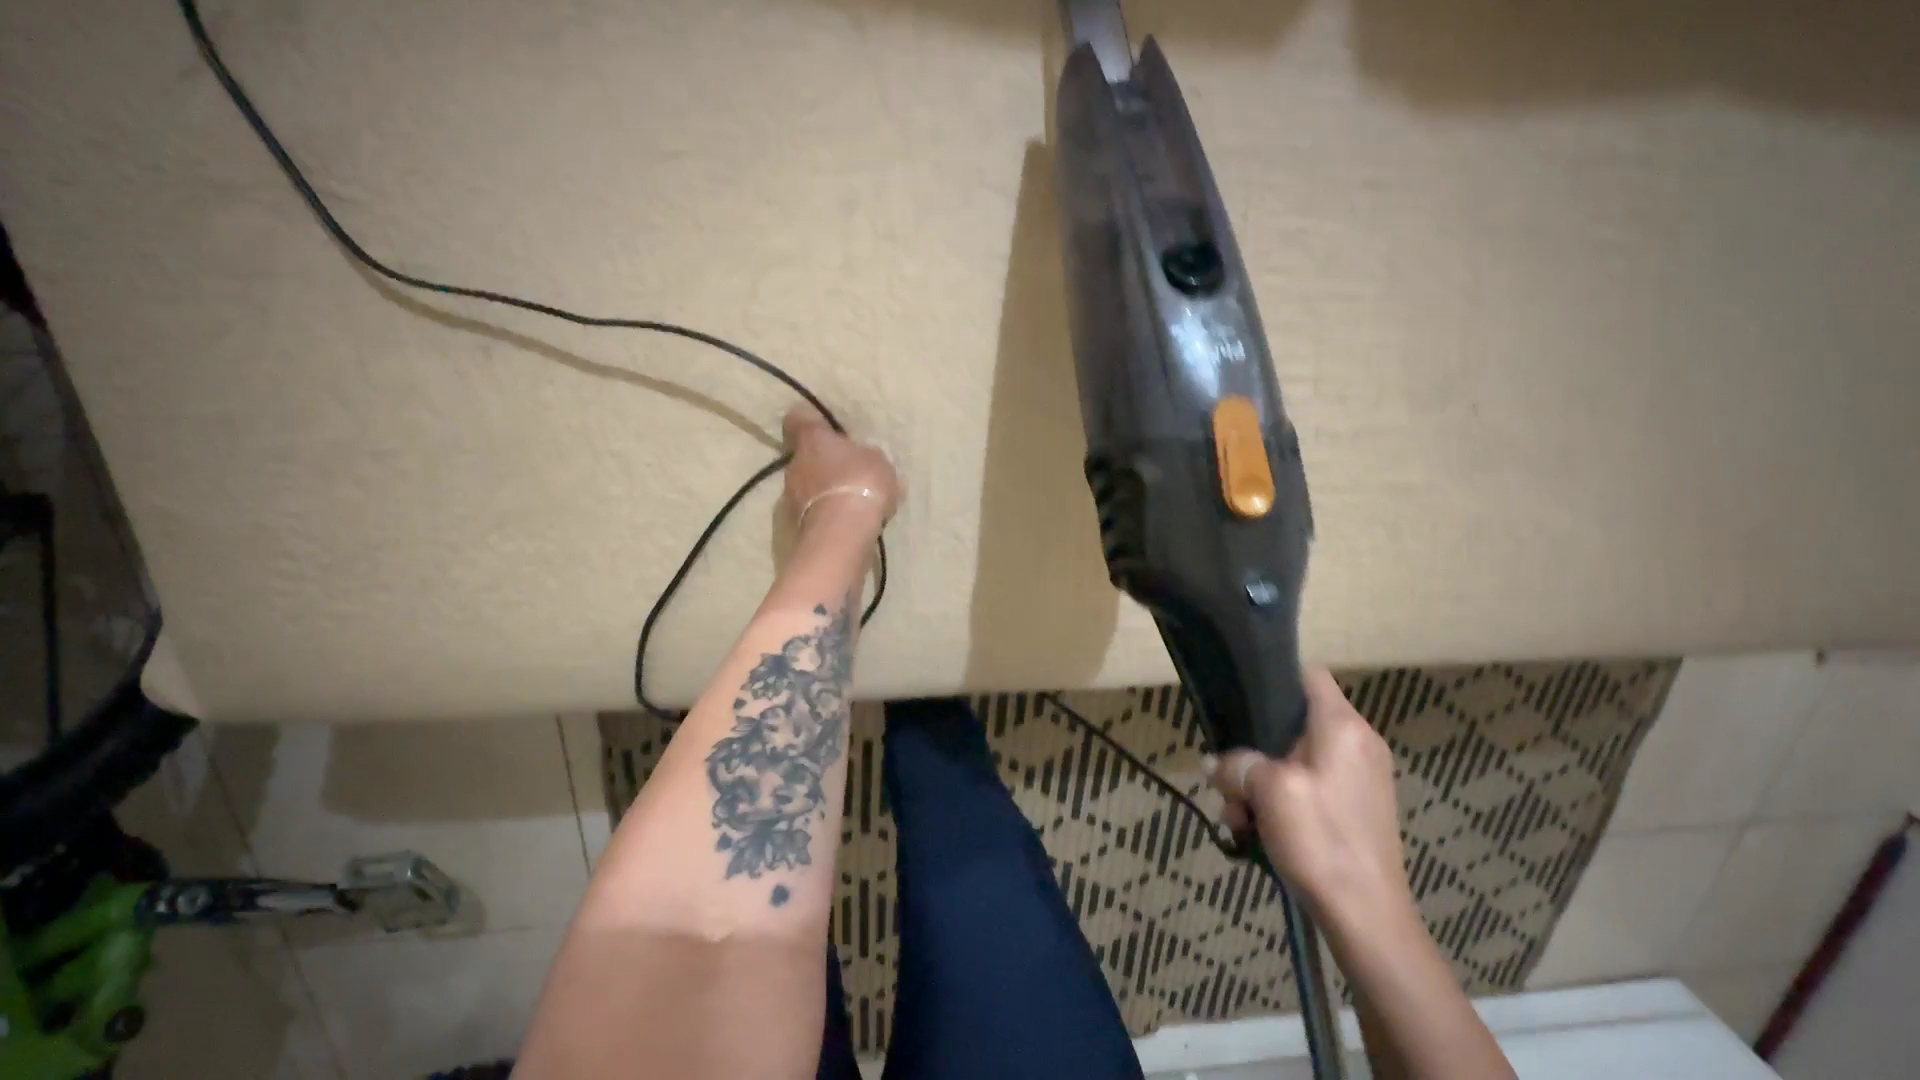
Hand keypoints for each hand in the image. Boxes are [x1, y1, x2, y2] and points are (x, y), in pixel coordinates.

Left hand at [781, 405, 901, 533]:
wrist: (842, 532)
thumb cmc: (861, 482)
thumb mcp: (878, 461)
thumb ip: (866, 455)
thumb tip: (863, 458)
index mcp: (812, 439)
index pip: (798, 418)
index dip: (809, 420)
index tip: (823, 426)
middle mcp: (794, 463)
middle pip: (805, 456)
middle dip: (824, 462)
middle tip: (848, 471)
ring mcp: (790, 495)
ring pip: (807, 485)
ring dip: (825, 490)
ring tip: (851, 501)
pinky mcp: (795, 523)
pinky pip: (813, 510)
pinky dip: (826, 513)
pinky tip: (847, 522)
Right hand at [1208, 669, 1413, 925]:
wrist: (1367, 915)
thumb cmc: (1322, 840)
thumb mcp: (1269, 792)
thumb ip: (1237, 765)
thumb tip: (1215, 764)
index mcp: (1343, 727)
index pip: (1309, 675)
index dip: (1272, 680)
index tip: (1238, 703)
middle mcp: (1357, 743)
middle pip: (1292, 725)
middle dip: (1253, 753)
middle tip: (1229, 786)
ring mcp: (1359, 778)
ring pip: (1293, 762)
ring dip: (1260, 786)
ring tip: (1238, 821)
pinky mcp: (1355, 808)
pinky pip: (1308, 789)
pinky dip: (1281, 804)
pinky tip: (1258, 834)